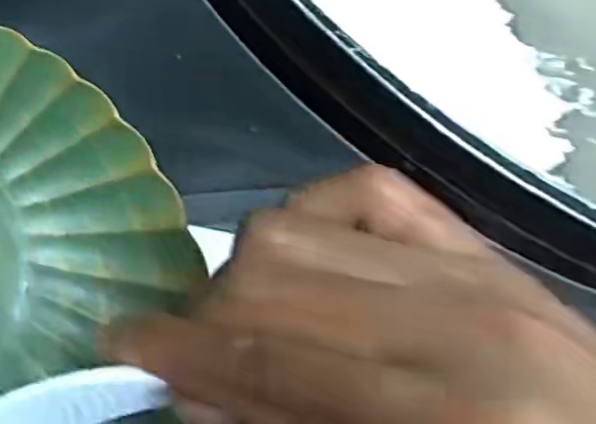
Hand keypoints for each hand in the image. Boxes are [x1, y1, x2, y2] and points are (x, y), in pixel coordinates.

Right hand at [101, 166, 595, 423]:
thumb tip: (186, 396)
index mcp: (461, 411)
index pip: (273, 360)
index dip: (181, 352)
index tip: (119, 345)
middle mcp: (464, 319)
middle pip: (271, 279)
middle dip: (208, 318)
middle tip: (183, 351)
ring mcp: (474, 268)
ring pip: (292, 226)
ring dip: (246, 274)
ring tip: (242, 319)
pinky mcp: (476, 244)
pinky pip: (359, 193)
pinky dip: (313, 214)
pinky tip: (310, 262)